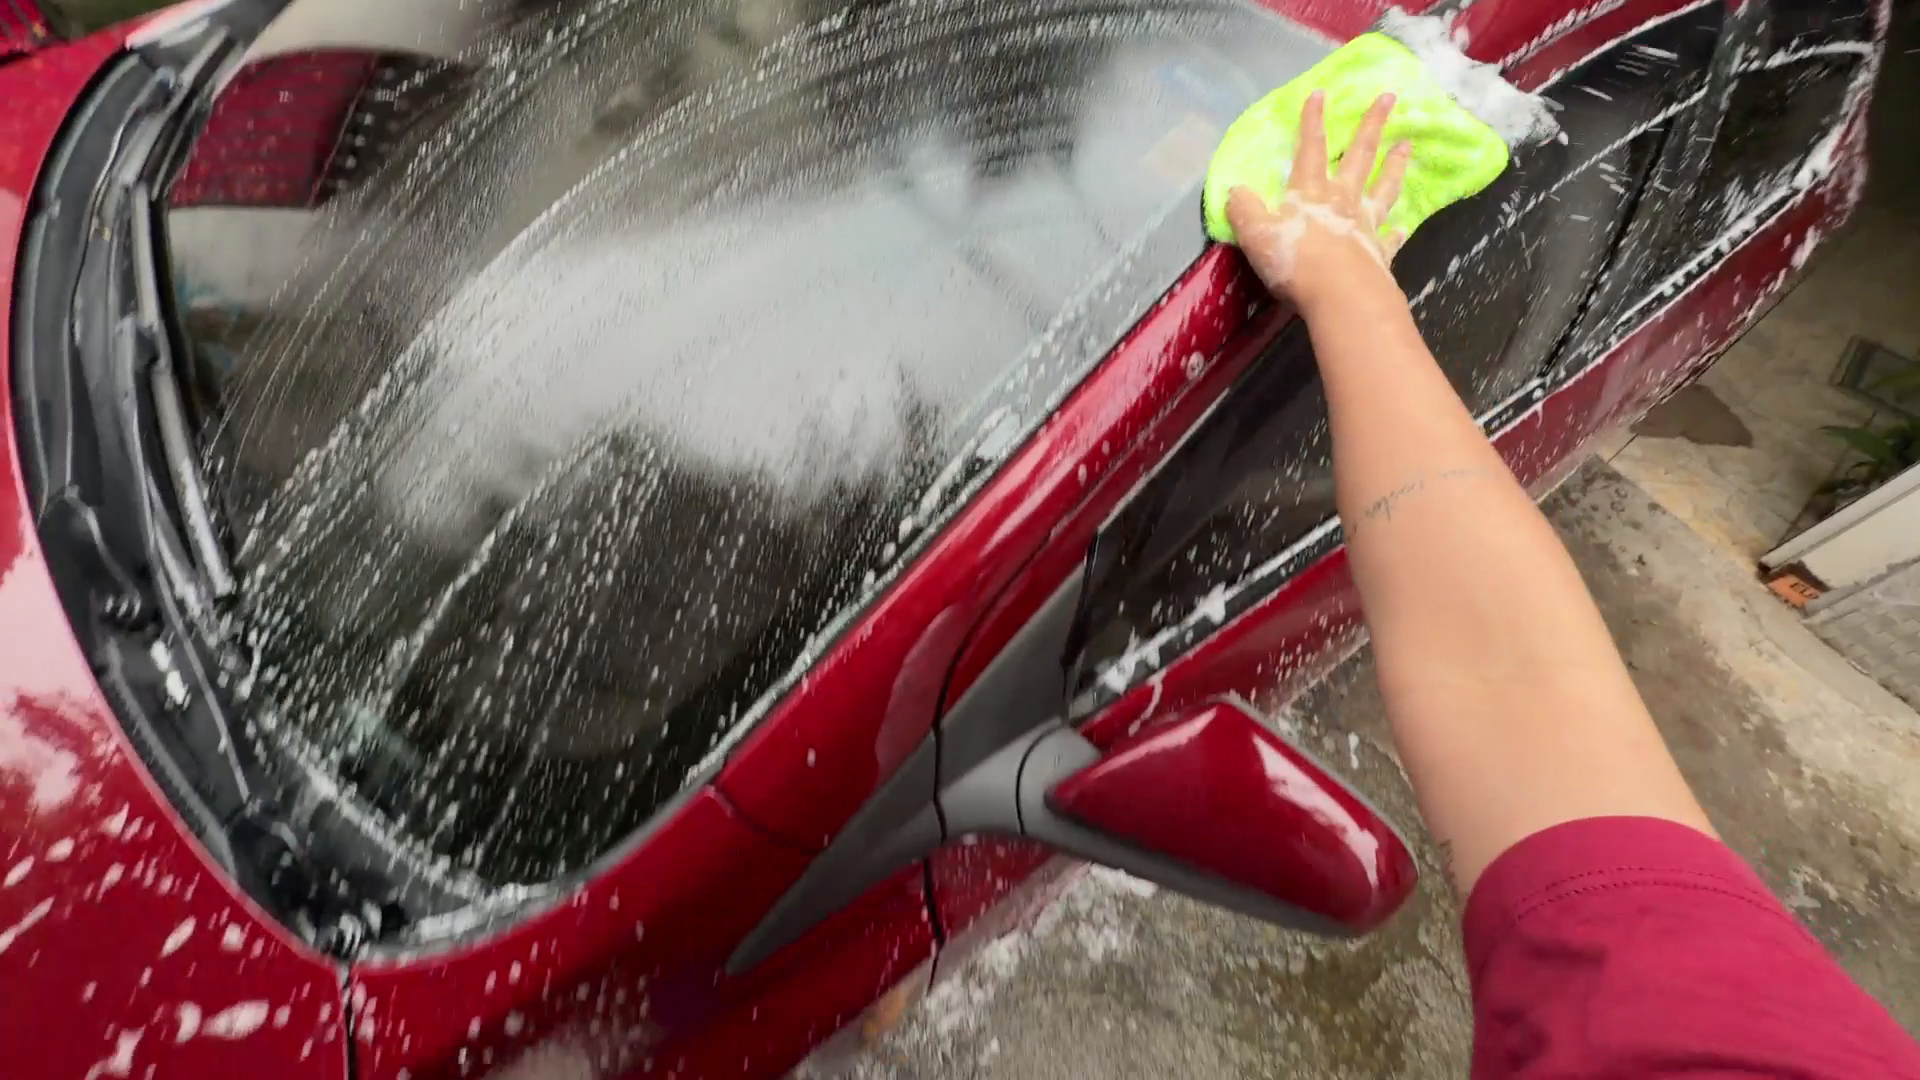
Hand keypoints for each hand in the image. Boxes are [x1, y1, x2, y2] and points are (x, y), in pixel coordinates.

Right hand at [1225, 91, 1411, 316]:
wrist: (1339, 293)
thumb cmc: (1294, 261)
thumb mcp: (1256, 235)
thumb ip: (1245, 211)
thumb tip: (1235, 190)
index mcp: (1309, 193)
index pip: (1310, 149)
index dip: (1312, 122)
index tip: (1320, 93)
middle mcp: (1342, 200)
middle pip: (1358, 156)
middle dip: (1371, 125)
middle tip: (1389, 97)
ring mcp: (1364, 224)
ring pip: (1382, 187)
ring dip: (1394, 165)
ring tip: (1407, 145)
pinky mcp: (1377, 252)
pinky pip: (1389, 237)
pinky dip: (1395, 230)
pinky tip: (1401, 226)